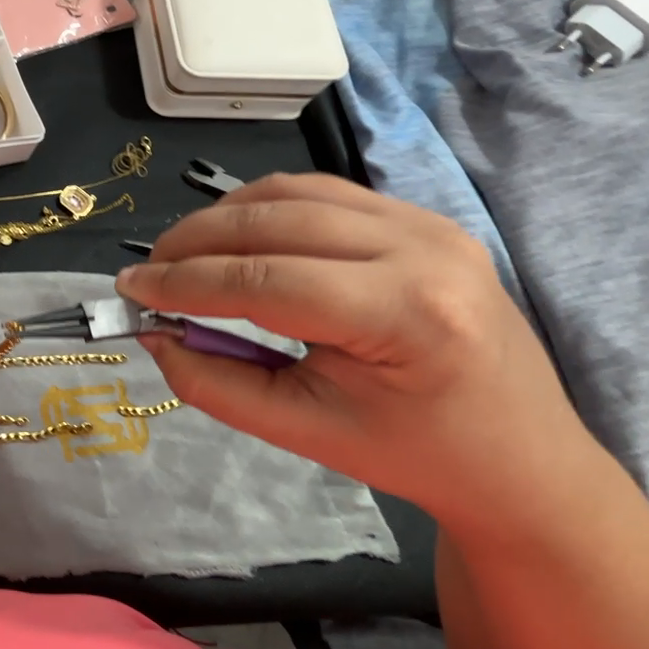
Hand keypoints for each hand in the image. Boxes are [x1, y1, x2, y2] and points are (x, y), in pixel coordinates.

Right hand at [115, 173, 596, 541]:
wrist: (521, 456)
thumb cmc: (410, 453)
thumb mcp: (299, 431)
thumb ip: (212, 383)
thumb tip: (152, 331)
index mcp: (407, 315)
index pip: (264, 279)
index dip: (182, 282)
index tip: (127, 289)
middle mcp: (423, 249)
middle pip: (272, 221)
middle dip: (191, 243)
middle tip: (146, 274)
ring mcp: (428, 224)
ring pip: (289, 193)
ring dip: (219, 219)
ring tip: (180, 255)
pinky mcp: (420, 217)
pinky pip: (317, 192)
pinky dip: (258, 208)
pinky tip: (231, 238)